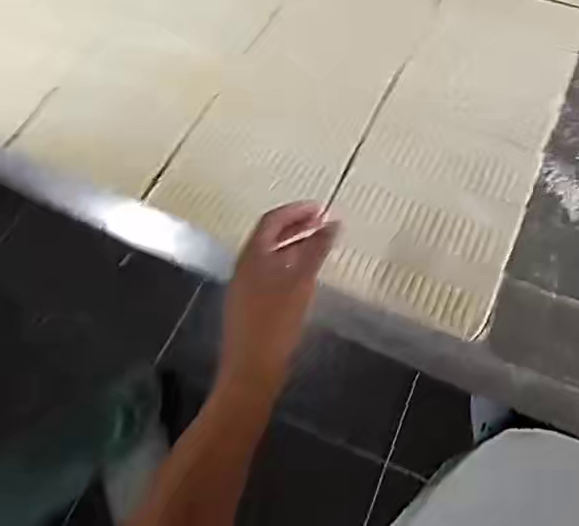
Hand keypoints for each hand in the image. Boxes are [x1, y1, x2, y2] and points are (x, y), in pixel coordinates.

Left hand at [218, 202, 338, 398]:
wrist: (251, 371)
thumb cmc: (276, 321)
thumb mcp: (302, 280)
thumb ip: (317, 249)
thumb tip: (332, 223)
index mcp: (253, 257)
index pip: (272, 220)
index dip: (297, 210)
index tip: (321, 208)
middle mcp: (245, 267)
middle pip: (270, 235)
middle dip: (297, 224)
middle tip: (322, 221)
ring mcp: (245, 287)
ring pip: (271, 253)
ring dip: (295, 242)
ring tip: (320, 241)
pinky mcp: (250, 304)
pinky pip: (270, 269)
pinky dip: (290, 260)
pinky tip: (307, 271)